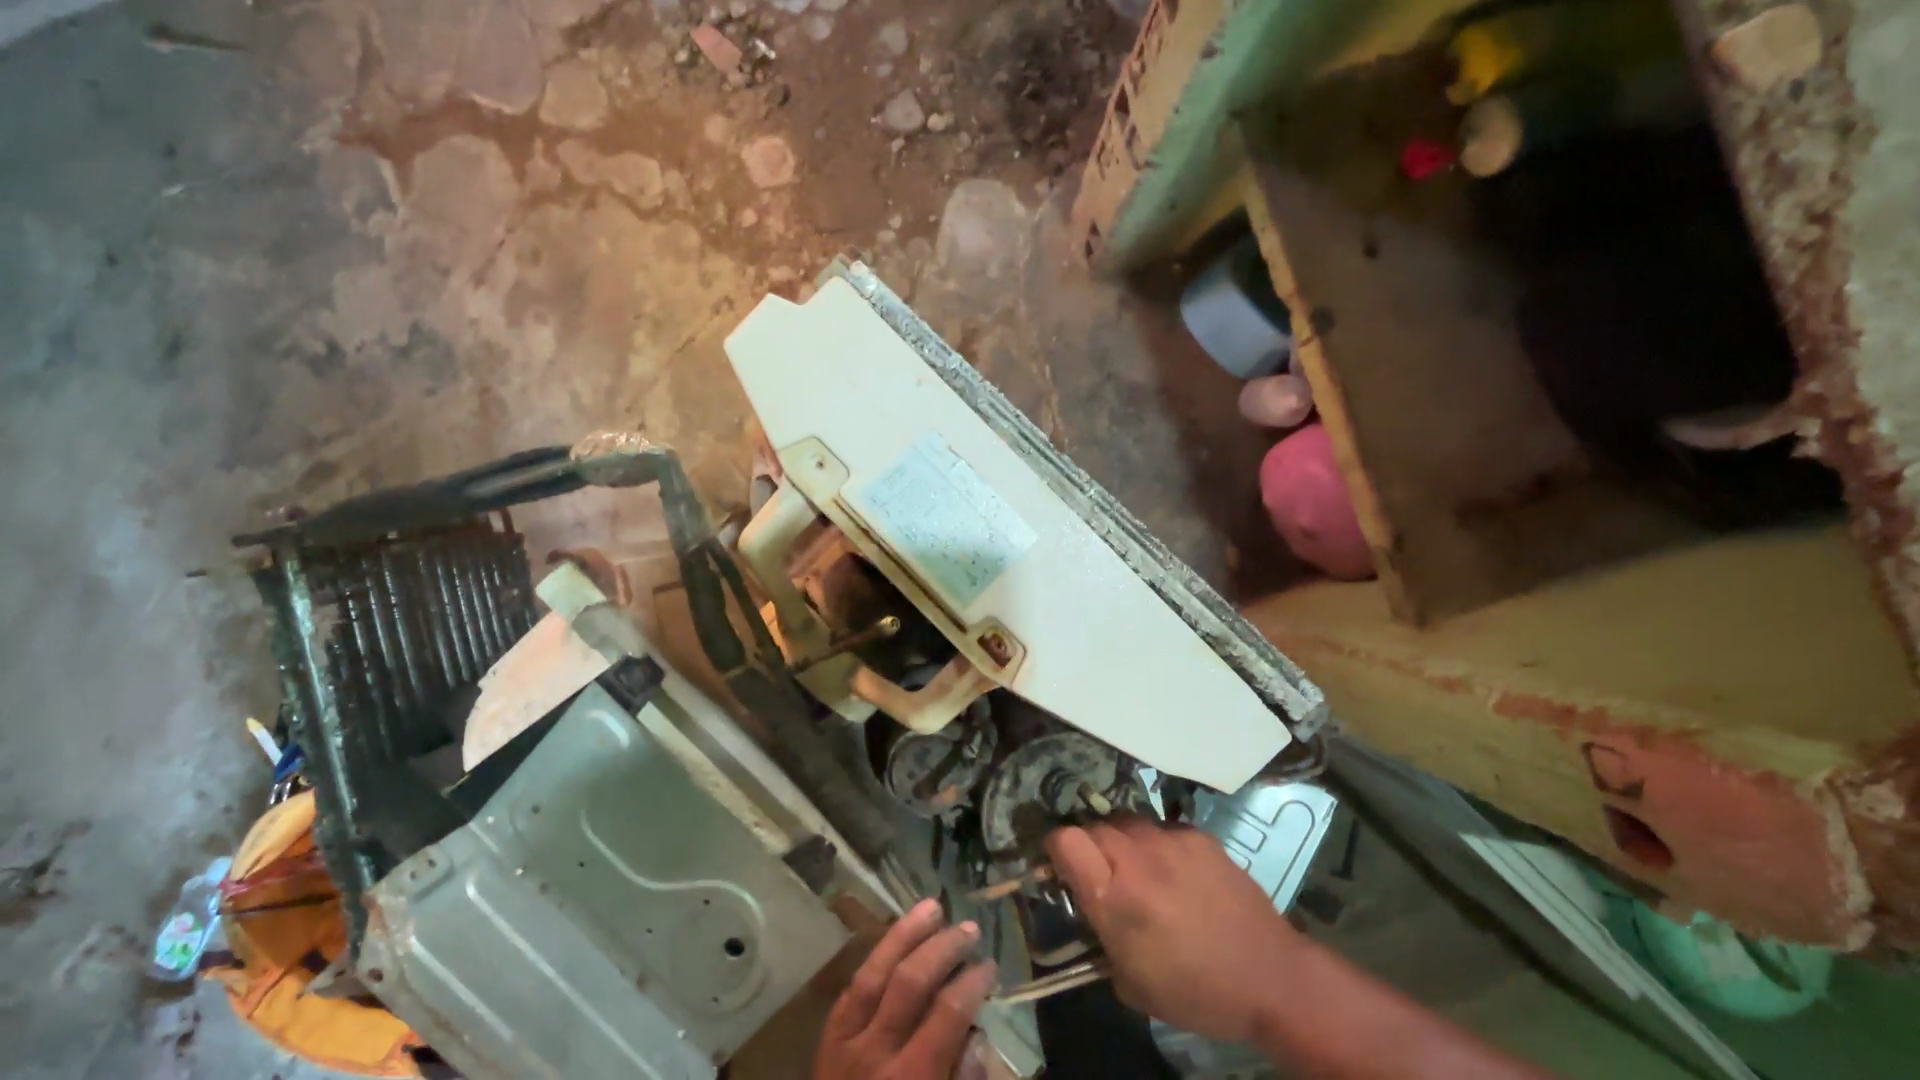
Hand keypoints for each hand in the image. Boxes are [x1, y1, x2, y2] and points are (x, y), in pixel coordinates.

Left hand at [815, 898, 997, 1079]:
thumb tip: (974, 1036)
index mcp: (911, 1077)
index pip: (946, 1012)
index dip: (971, 983)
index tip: (989, 966)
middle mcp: (874, 1052)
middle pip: (910, 982)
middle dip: (942, 949)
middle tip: (968, 929)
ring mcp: (845, 1042)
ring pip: (874, 972)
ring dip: (905, 936)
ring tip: (931, 907)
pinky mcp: (827, 1040)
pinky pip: (852, 988)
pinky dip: (875, 960)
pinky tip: (893, 941)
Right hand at [1046, 817, 1300, 1042]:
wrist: (1270, 976)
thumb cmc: (1195, 992)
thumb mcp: (1129, 981)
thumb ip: (1099, 936)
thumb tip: (1088, 910)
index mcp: (1115, 896)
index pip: (1064, 840)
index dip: (1055, 851)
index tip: (1061, 871)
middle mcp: (1139, 857)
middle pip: (1092, 826)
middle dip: (1088, 847)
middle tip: (1101, 876)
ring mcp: (1172, 841)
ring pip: (1127, 822)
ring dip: (1122, 842)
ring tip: (1138, 871)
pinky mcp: (1200, 836)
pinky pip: (1162, 828)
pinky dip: (1157, 845)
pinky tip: (1174, 872)